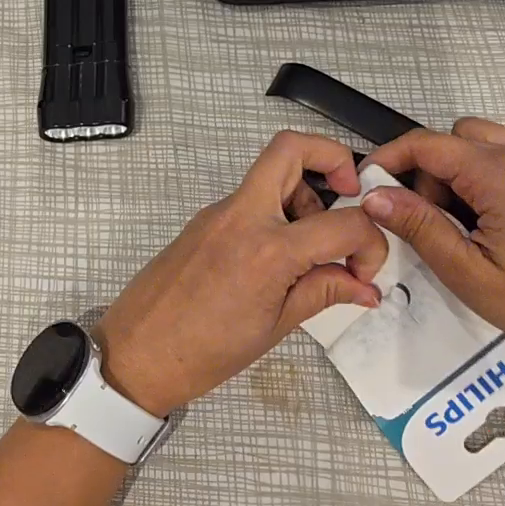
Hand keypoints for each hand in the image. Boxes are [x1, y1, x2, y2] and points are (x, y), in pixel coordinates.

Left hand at [98, 132, 388, 415]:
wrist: (135, 356)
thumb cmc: (198, 352)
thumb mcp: (275, 327)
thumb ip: (323, 293)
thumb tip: (362, 285)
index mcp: (266, 250)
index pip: (341, 222)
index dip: (369, 242)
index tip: (365, 266)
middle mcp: (240, 218)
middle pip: (290, 149)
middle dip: (331, 157)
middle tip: (349, 194)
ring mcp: (217, 215)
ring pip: (269, 172)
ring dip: (302, 191)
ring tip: (313, 246)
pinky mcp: (203, 222)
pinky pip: (249, 199)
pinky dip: (276, 212)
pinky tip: (283, 257)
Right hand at [358, 119, 504, 367]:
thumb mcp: (471, 274)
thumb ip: (421, 228)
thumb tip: (375, 196)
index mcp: (500, 174)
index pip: (426, 145)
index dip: (388, 160)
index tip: (367, 187)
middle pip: (454, 138)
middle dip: (429, 173)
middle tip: (432, 224)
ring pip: (485, 141)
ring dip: (461, 170)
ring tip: (466, 222)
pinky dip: (491, 170)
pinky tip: (496, 214)